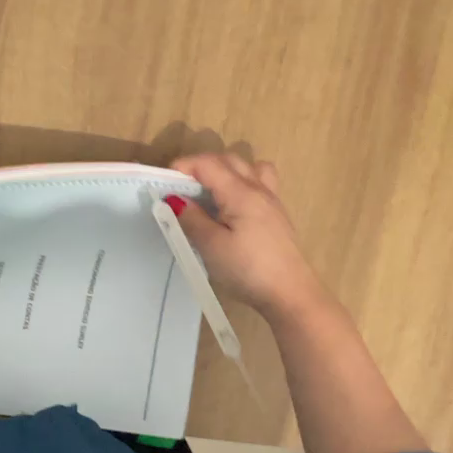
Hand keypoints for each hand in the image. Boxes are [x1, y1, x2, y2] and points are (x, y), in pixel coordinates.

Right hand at [165, 153, 331, 319]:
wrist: (289, 292)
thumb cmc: (248, 269)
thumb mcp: (212, 246)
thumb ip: (192, 218)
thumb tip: (174, 199)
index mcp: (241, 193)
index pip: (208, 164)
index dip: (183, 167)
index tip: (163, 185)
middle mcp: (258, 189)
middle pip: (228, 160)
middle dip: (200, 166)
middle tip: (180, 189)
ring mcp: (271, 200)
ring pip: (248, 167)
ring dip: (225, 170)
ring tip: (209, 192)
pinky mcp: (276, 214)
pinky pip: (259, 182)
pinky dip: (241, 182)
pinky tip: (230, 206)